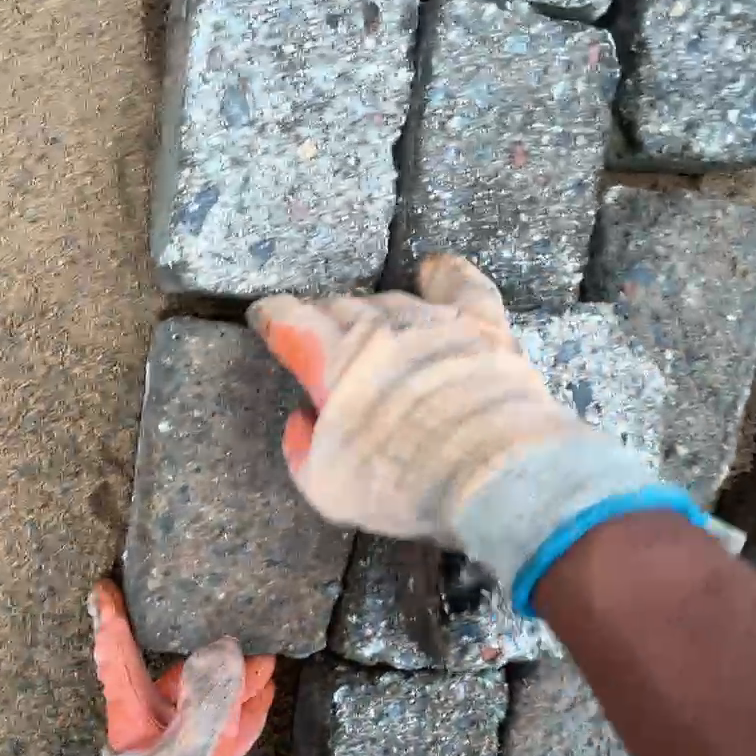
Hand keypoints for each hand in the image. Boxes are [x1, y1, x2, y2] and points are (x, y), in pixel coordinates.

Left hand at [42, 580, 275, 755]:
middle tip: (232, 620)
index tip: (103, 586)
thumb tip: (226, 649)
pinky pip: (225, 731)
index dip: (110, 620)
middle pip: (174, 677)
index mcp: (133, 719)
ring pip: (207, 702)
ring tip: (265, 654)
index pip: (117, 657)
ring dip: (233, 680)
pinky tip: (267, 692)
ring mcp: (180, 751)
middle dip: (202, 651)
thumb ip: (210, 703)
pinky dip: (244, 712)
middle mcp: (153, 728)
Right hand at [250, 254, 700, 610]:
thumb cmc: (396, 483)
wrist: (490, 475)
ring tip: (370, 329)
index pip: (287, 320)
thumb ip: (301, 447)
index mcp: (330, 357)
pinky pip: (461, 286)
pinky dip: (444, 275)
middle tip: (322, 342)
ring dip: (373, 313)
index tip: (265, 319)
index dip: (271, 318)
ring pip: (389, 301)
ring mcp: (432, 320)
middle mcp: (377, 326)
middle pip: (338, 306)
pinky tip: (434, 270)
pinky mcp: (483, 325)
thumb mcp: (322, 485)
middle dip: (321, 319)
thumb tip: (303, 420)